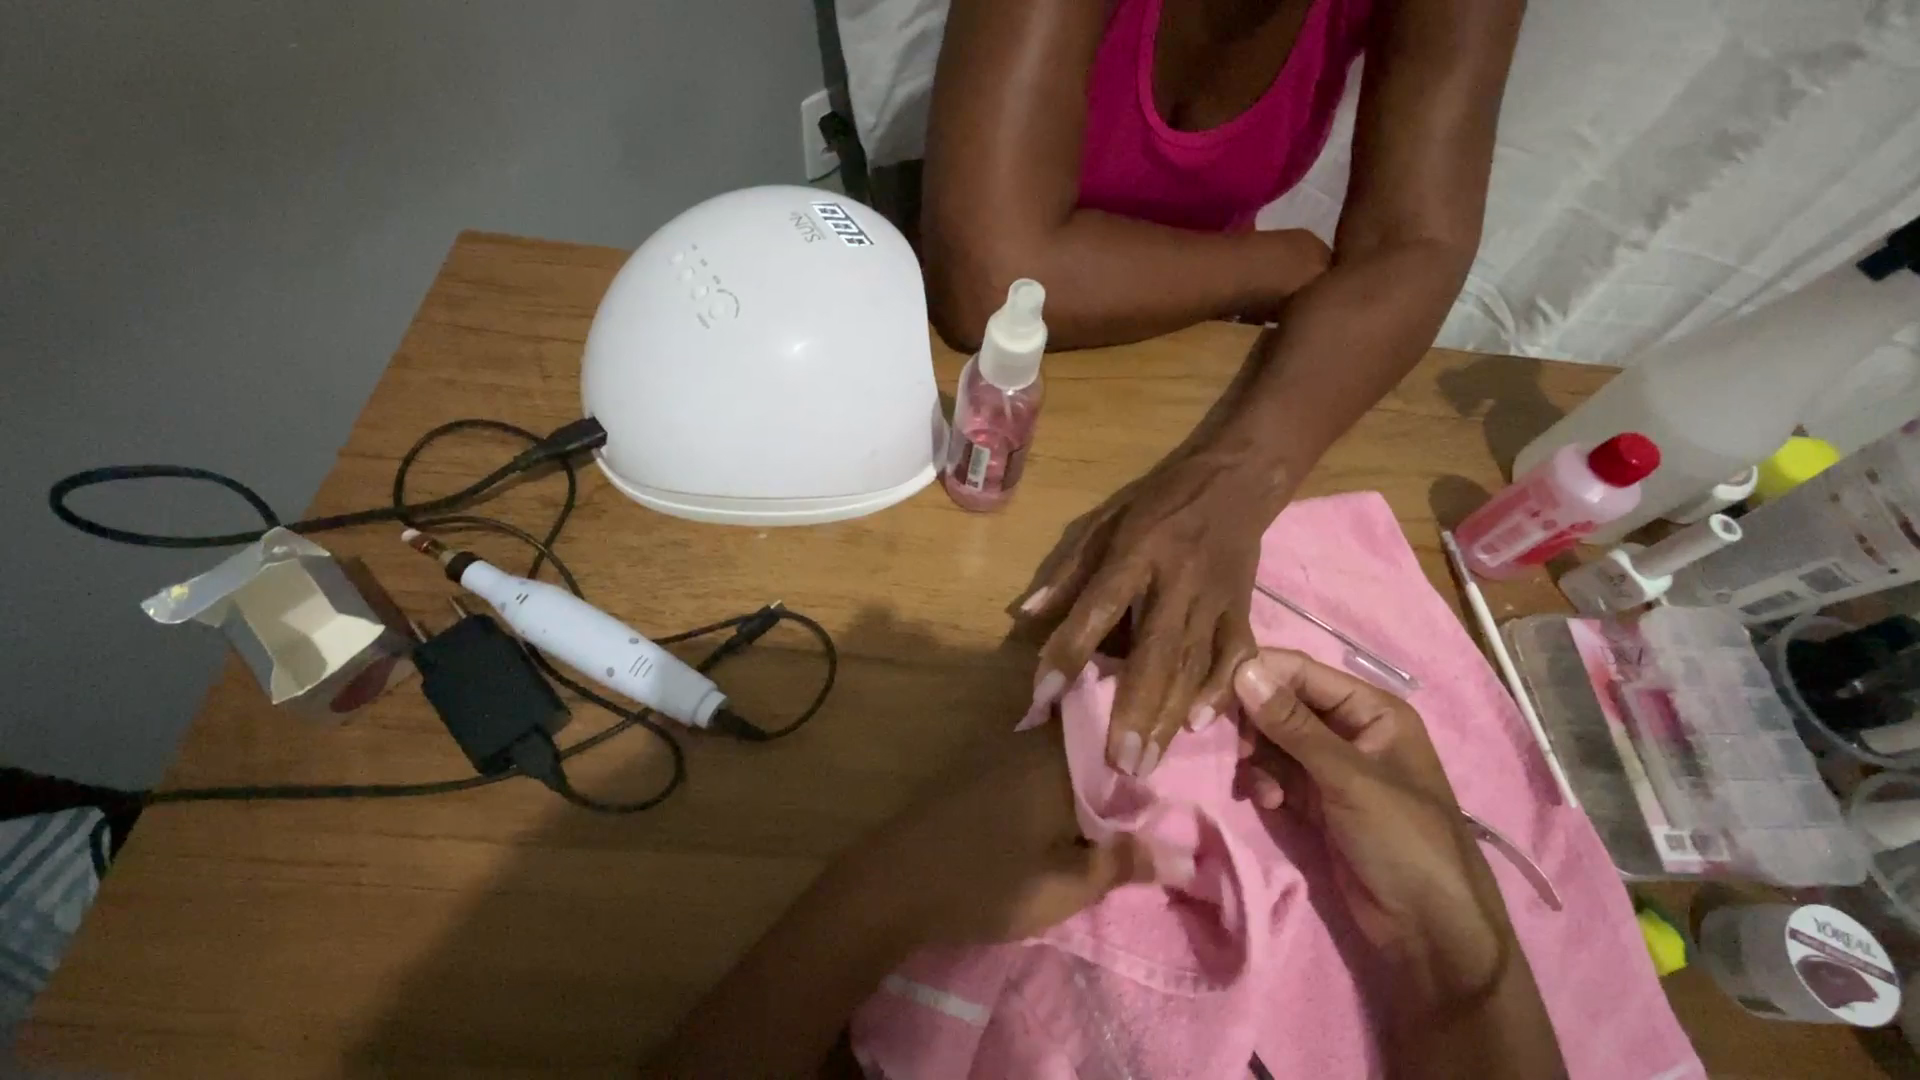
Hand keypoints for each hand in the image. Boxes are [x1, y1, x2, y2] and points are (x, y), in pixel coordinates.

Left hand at [836, 729, 1174, 946]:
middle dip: (1120, 777)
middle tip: (1146, 816)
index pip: (1122, 747)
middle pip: (1093, 746)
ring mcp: (1000, 751)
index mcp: (1060, 761)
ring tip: (1110, 821)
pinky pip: (1034, 762)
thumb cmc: (985, 885)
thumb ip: (1122, 864)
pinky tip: (1060, 818)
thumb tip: (1184, 855)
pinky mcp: (978, 767)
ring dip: (1087, 782)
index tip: (1174, 798)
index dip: (1152, 770)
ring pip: (1063, 755)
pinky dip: (1056, 785)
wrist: (893, 883)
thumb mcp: (1063, 887)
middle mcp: (1032, 742)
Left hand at [1018, 450, 1284, 776]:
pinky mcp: (1244, 608)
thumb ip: (1067, 570)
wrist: (1237, 478)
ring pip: (1195, 664)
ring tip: (1150, 764)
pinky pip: (1236, 656)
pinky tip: (1202, 725)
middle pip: (1157, 651)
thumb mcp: (1103, 520)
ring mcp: (1216, 597)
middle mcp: (1178, 580)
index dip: (1069, 651)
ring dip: (1172, 717)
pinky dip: (1221, 692)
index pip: (1098, 607)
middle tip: (1120, 763)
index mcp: (1136, 552)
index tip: (1043, 697)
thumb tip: (1026, 614)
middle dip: (1138, 710)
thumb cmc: (1159, 500)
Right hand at [1231, 649, 1512, 996]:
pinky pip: (1274, 773)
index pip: (1301, 672)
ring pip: (1272, 740)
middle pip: (1281, 703)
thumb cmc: (1403, 839)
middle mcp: (1349, 729)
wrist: (1428, 930)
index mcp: (1371, 709)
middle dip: (1251, 721)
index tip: (1209, 687)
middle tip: (1226, 742)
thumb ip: (1292, 724)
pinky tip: (1267, 801)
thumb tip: (1243, 670)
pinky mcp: (1314, 799)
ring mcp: (1330, 766)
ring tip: (1256, 785)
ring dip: (1256, 757)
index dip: (1255, 674)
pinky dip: (1264, 782)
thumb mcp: (1347, 777)